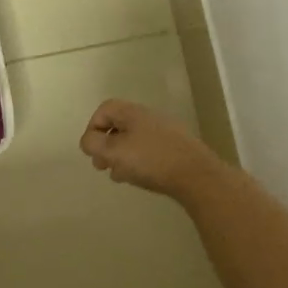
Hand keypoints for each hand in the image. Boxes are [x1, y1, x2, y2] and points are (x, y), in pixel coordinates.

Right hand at [79, 98, 228, 199]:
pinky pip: (149, 151)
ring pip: (133, 141)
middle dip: (105, 146)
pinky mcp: (177, 149)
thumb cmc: (150, 160)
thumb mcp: (112, 151)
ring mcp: (166, 133)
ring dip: (121, 157)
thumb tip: (89, 141)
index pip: (104, 110)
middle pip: (118, 126)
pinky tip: (140, 178)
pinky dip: (139, 162)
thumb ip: (92, 143)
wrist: (198, 176)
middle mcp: (150, 117)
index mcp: (133, 113)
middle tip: (102, 165)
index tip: (92, 149)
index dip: (92, 128)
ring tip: (120, 175)